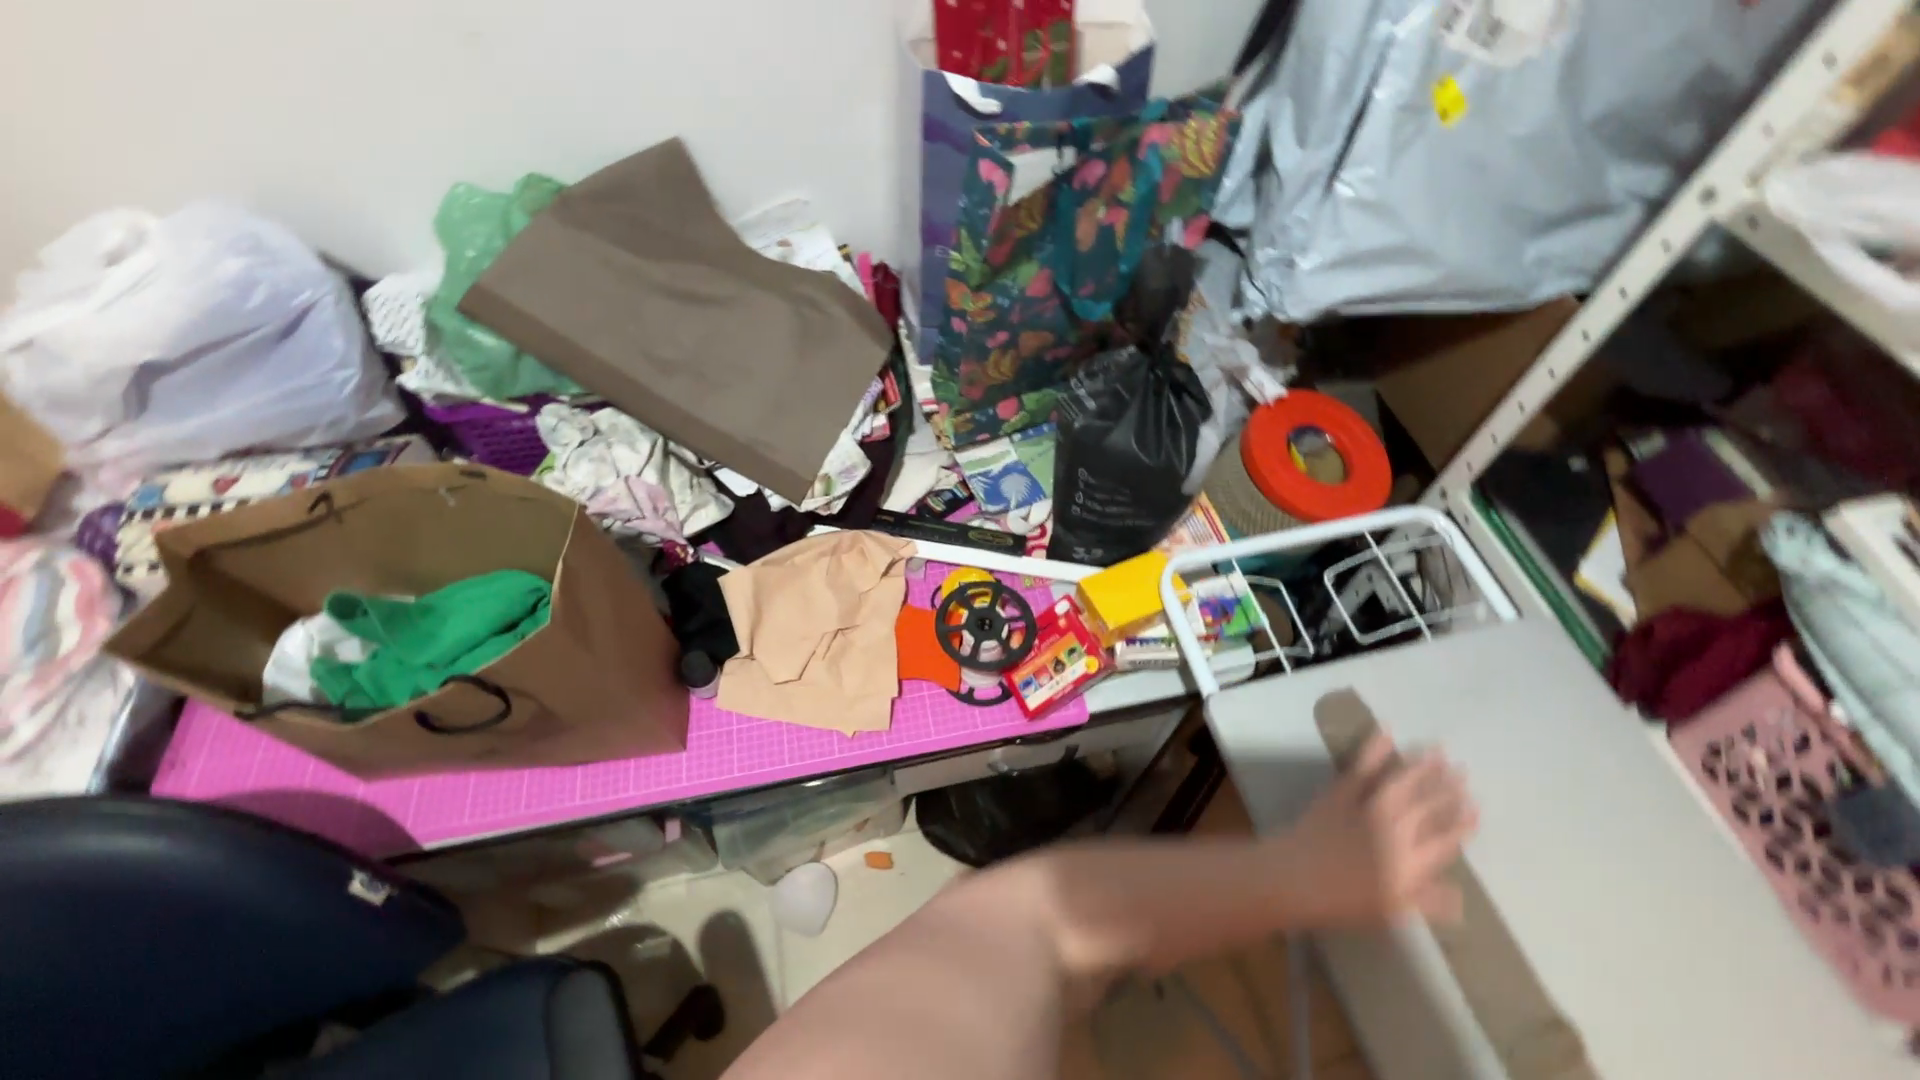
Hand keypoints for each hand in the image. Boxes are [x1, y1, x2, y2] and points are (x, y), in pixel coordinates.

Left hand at [1267, 734, 1477, 927]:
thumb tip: (1459, 900)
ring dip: (1422, 766)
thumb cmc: (1339, 902)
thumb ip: (1424, 900)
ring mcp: (1369, 808)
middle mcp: (1396, 832)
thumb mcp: (1388, 910)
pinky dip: (1374, 748)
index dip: (1461, 826)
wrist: (1295, 879)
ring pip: (1402, 783)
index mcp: (1410, 863)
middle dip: (1447, 790)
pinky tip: (1385, 731)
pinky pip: (1361, 767)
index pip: (1444, 842)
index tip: (1475, 809)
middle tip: (1463, 772)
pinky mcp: (1341, 793)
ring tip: (1439, 751)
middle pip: (1427, 807)